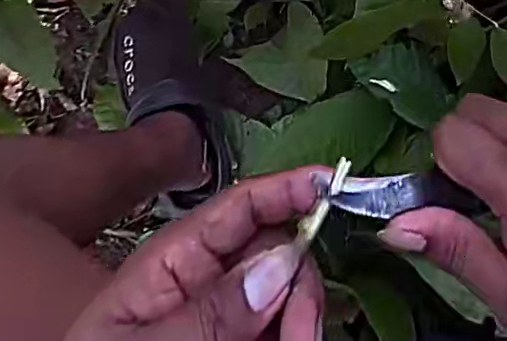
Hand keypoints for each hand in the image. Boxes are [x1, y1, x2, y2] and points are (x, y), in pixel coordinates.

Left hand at [64, 166, 328, 340]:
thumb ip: (208, 311)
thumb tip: (282, 259)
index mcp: (175, 260)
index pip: (240, 203)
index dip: (288, 184)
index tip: (331, 181)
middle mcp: (208, 277)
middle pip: (278, 245)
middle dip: (301, 276)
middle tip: (303, 328)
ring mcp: (229, 311)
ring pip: (290, 287)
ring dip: (303, 314)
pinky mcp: (247, 335)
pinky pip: (285, 323)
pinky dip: (296, 333)